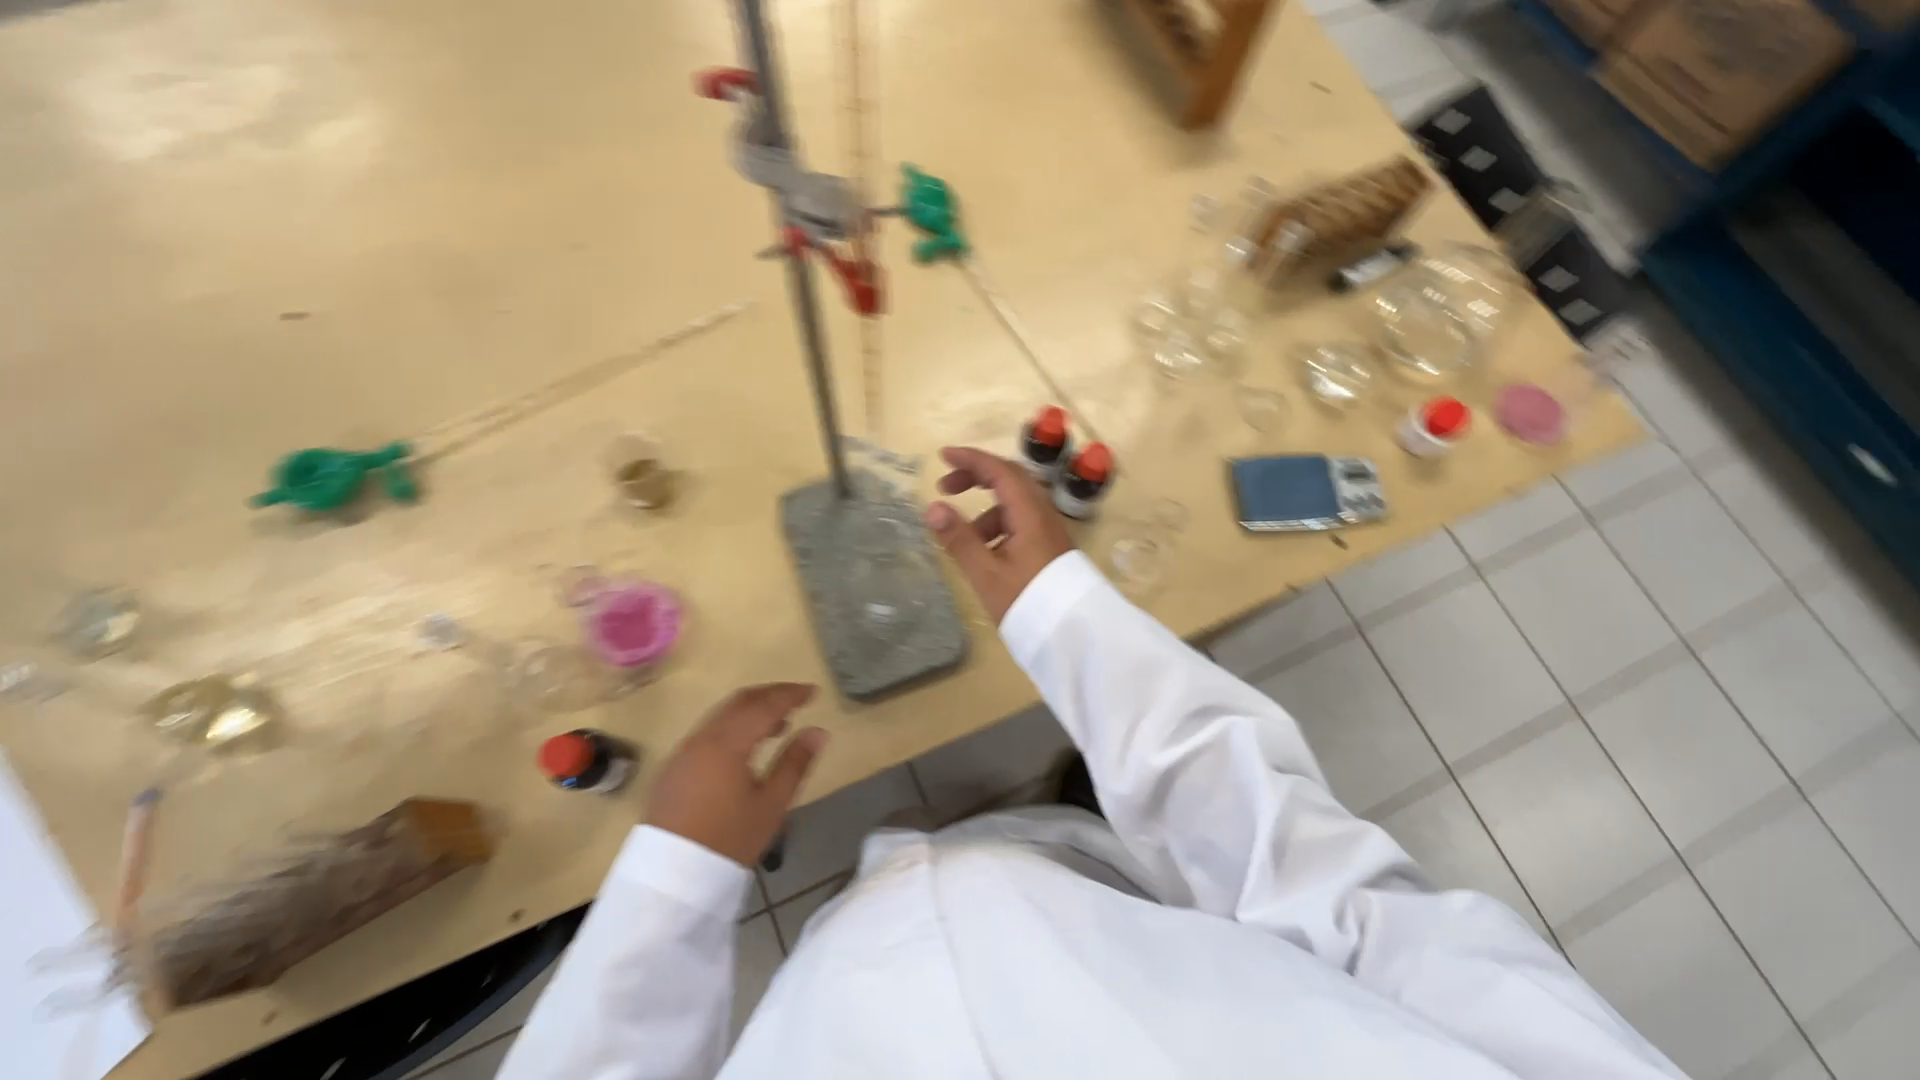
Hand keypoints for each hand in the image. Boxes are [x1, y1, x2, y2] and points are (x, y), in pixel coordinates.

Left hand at [646, 683, 828, 865]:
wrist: (673, 878)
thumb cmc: (730, 840)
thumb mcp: (771, 805)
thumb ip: (796, 763)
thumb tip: (818, 731)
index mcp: (727, 744)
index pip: (763, 705)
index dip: (790, 694)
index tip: (814, 692)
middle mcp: (701, 738)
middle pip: (738, 702)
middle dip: (770, 695)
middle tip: (797, 700)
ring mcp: (682, 752)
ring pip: (720, 716)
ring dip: (750, 711)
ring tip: (777, 725)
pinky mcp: (673, 768)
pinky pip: (707, 732)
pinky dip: (731, 727)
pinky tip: (745, 747)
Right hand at [924, 446, 1074, 623]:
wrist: (1074, 634)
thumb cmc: (1027, 601)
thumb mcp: (986, 573)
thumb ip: (959, 539)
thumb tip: (933, 508)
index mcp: (1030, 513)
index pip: (1000, 471)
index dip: (971, 459)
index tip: (943, 457)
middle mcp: (1043, 515)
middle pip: (1010, 480)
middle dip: (976, 478)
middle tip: (946, 487)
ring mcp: (1049, 531)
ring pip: (1015, 504)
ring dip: (986, 509)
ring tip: (964, 536)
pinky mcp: (1050, 548)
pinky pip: (1021, 523)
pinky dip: (999, 526)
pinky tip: (987, 553)